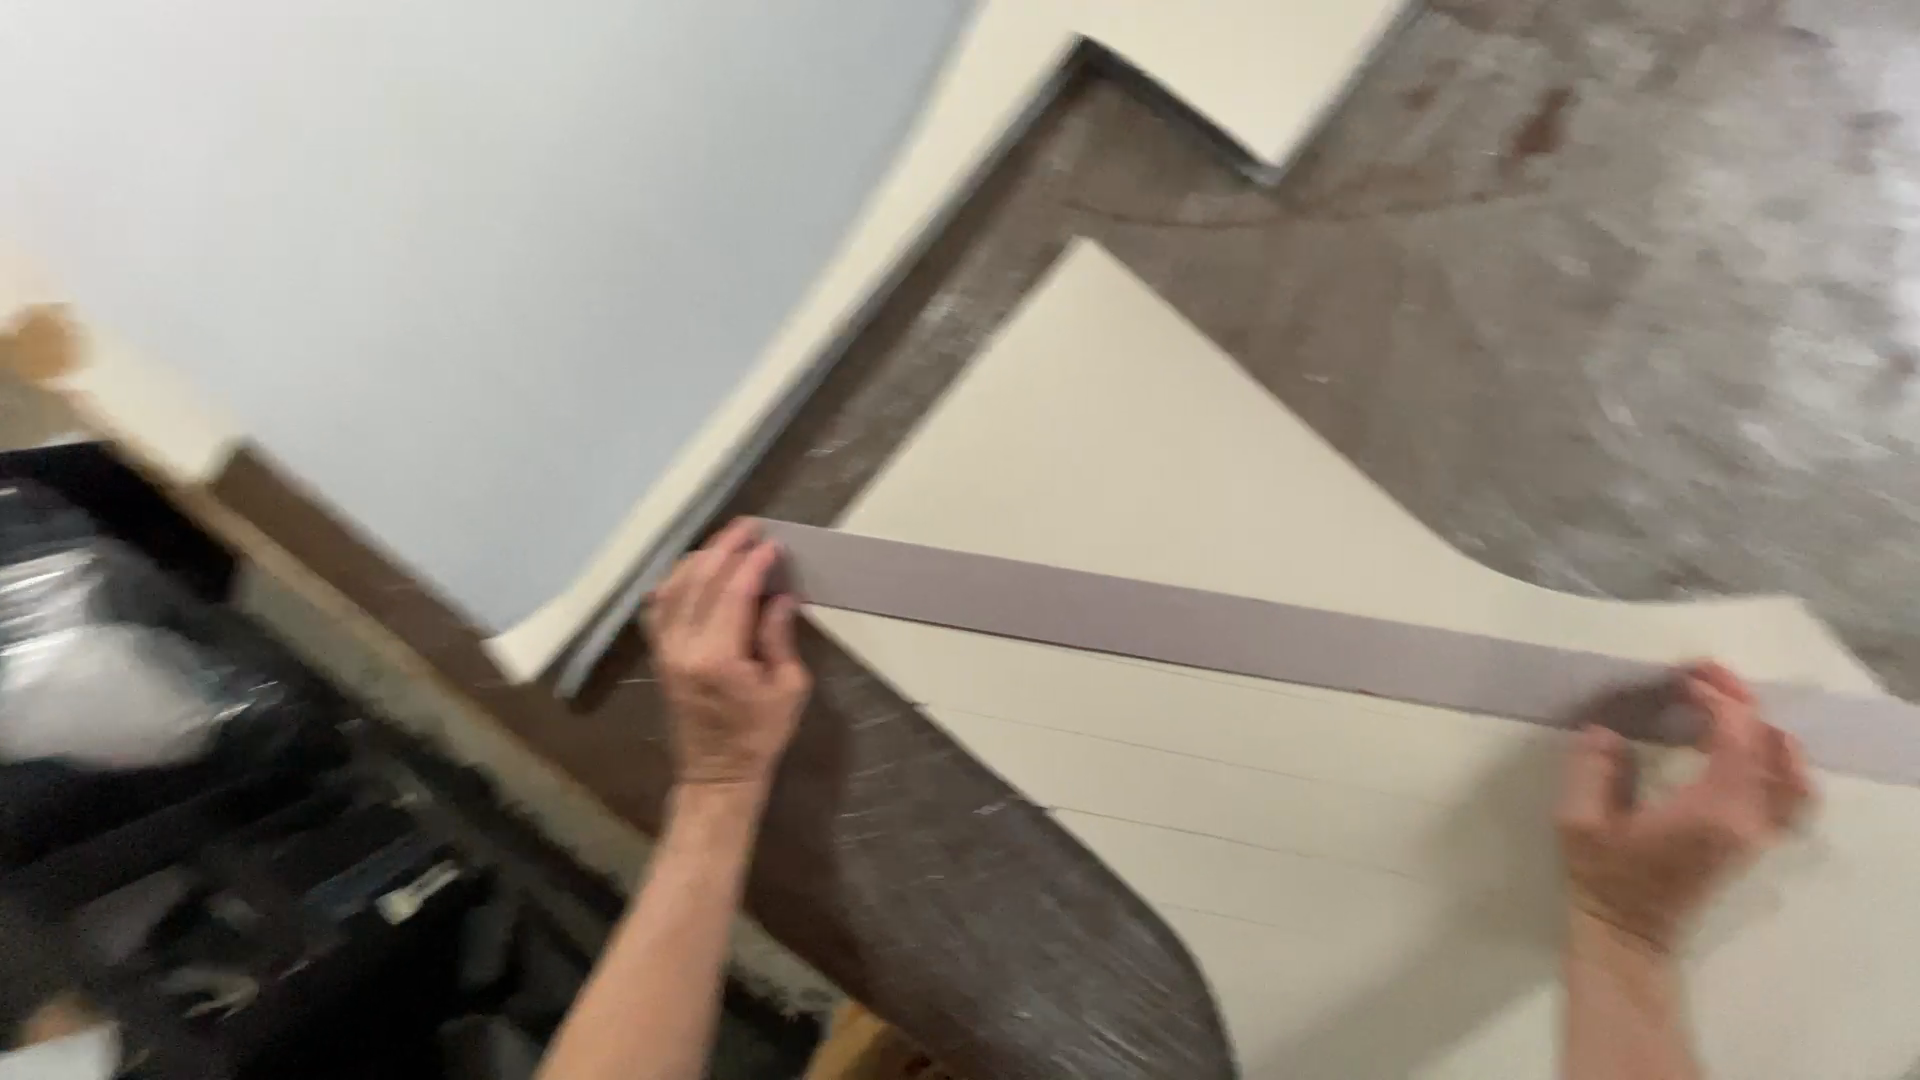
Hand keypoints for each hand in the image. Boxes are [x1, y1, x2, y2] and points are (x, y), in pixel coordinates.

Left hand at [645, 519, 811, 789]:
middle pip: (700, 580)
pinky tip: (695, 570)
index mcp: (718, 658)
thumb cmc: (760, 734)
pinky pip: (659, 606)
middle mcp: (683, 647)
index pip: (733, 592)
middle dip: (726, 548)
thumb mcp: (788, 687)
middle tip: (750, 529)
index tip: (773, 546)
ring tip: (727, 542)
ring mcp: (665, 650)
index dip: (754, 563)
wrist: (717, 773)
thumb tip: (779, 594)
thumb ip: (778, 636)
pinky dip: (676, 581)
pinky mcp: (659, 655)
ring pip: (674, 587)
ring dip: (701, 558)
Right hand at [1556, 661, 1813, 953]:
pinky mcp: (1752, 843)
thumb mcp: (1577, 819)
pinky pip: (1789, 796)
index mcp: (1711, 812)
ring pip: (1794, 777)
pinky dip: (1778, 764)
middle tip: (1706, 675)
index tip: (1683, 679)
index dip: (1718, 703)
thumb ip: (1592, 769)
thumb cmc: (1601, 874)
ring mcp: (1758, 836)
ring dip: (1767, 735)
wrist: (1629, 930)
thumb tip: (1605, 731)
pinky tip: (1749, 752)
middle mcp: (1749, 821)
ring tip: (1734, 708)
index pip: (1738, 743)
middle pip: (1772, 753)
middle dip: (1744, 707)